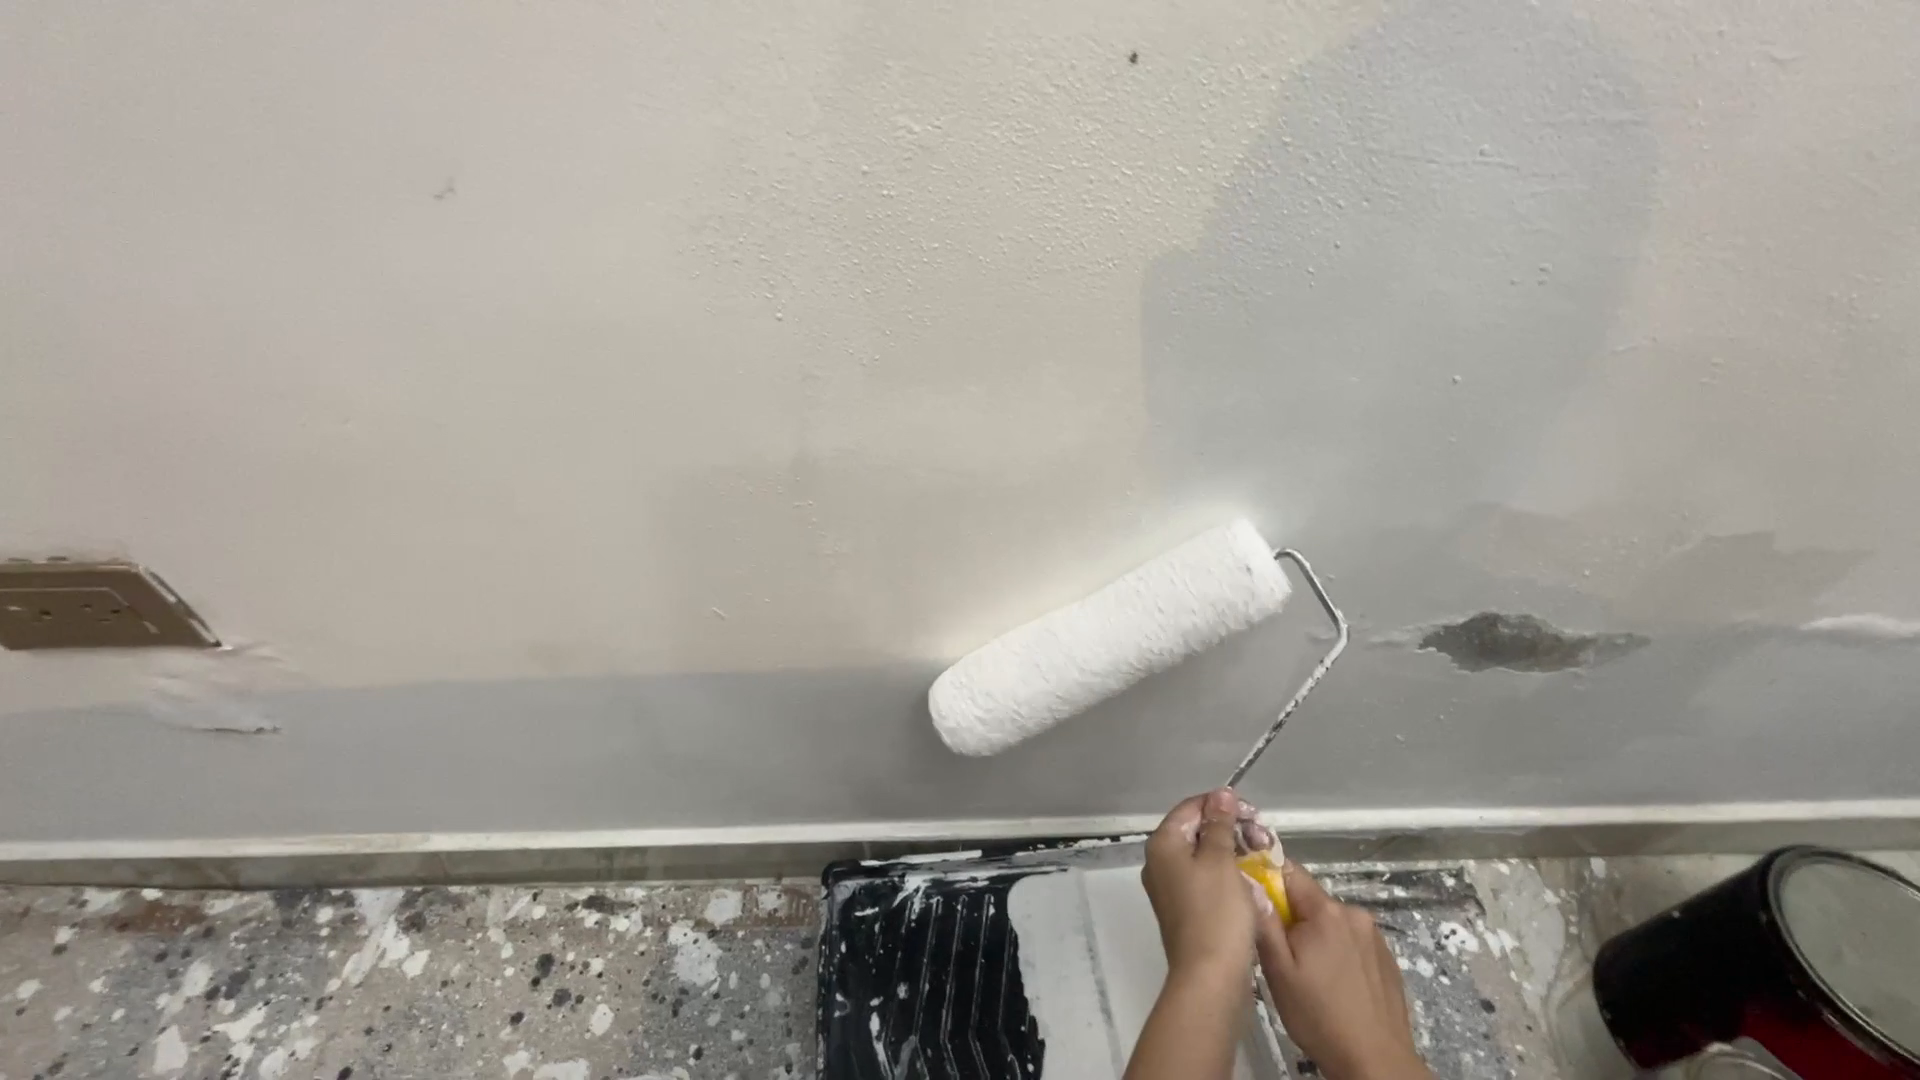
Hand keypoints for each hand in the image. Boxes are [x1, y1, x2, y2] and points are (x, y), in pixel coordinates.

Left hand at [1141, 788, 1268, 977]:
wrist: (1209, 976)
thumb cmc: (1216, 912)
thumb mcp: (1221, 860)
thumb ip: (1220, 824)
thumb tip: (1220, 794)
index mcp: (1162, 844)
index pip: (1190, 808)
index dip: (1221, 805)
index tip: (1253, 813)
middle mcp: (1159, 862)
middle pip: (1195, 831)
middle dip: (1229, 830)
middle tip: (1262, 838)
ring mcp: (1169, 888)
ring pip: (1202, 857)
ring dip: (1232, 854)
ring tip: (1262, 859)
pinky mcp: (1184, 910)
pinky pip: (1205, 881)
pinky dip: (1226, 876)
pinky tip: (1250, 884)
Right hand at [1255, 863, 1432, 1079]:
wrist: (1377, 1065)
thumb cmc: (1319, 1016)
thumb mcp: (1278, 970)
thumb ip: (1264, 921)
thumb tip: (1250, 882)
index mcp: (1326, 911)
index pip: (1289, 871)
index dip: (1267, 879)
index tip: (1255, 900)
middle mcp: (1354, 914)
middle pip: (1310, 899)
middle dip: (1292, 916)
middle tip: (1282, 953)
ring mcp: (1374, 937)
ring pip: (1331, 922)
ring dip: (1315, 935)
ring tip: (1309, 973)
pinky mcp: (1387, 959)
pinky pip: (1351, 941)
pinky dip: (1338, 952)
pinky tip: (1335, 984)